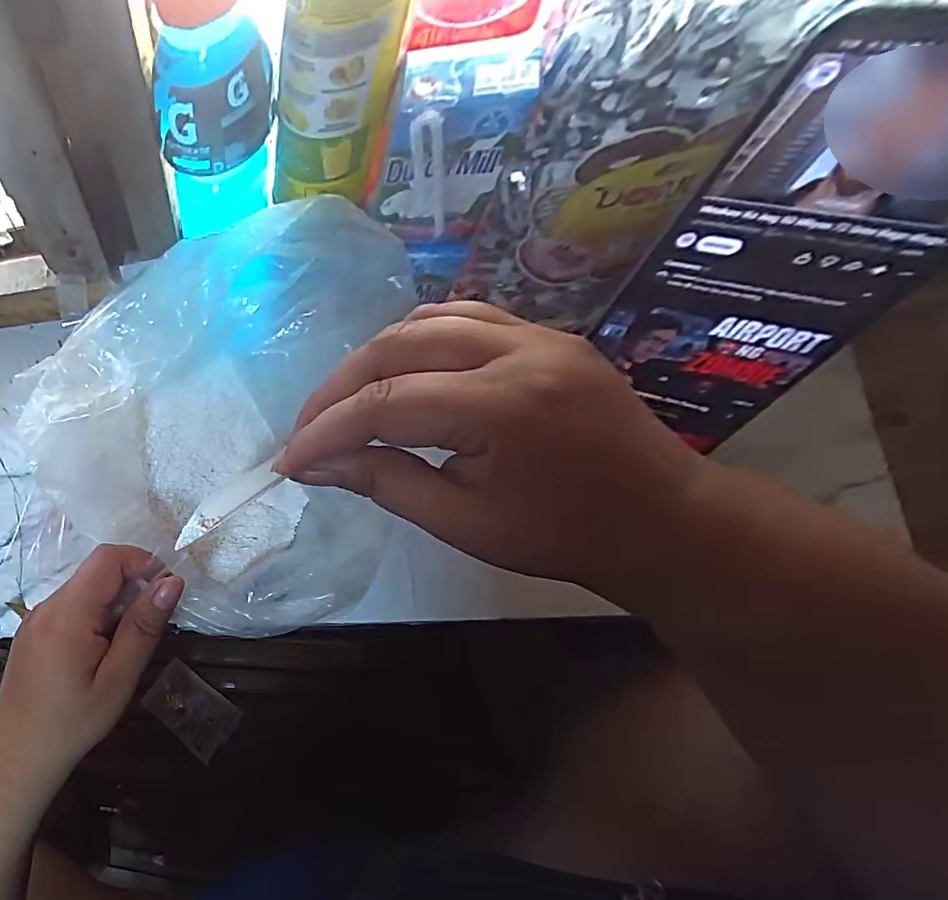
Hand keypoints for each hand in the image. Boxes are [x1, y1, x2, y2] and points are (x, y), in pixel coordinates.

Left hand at [0, 544, 183, 780]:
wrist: (19, 754)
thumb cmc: (73, 721)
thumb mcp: (118, 677)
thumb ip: (143, 626)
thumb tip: (172, 582)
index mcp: (68, 613)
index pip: (108, 558)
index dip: (142, 561)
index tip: (167, 590)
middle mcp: (47, 606)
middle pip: (95, 571)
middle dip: (131, 584)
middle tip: (150, 625)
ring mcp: (35, 617)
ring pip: (84, 588)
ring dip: (113, 602)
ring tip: (124, 645)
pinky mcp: (32, 631)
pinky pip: (69, 606)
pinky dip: (93, 615)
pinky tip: (99, 652)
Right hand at [274, 302, 711, 593]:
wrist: (659, 519)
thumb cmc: (559, 535)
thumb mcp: (461, 522)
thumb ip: (384, 482)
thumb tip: (316, 464)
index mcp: (503, 407)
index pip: (386, 403)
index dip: (326, 430)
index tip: (288, 460)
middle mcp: (519, 351)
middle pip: (396, 346)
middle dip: (338, 389)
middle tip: (307, 431)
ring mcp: (537, 334)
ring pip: (427, 320)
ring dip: (372, 357)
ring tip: (343, 401)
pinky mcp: (545, 334)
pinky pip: (464, 317)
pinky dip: (415, 339)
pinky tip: (397, 370)